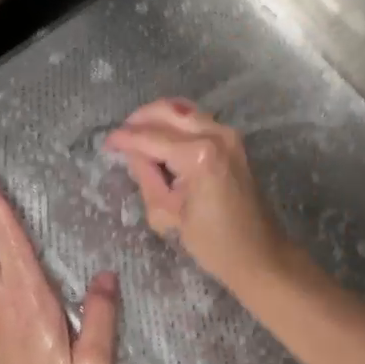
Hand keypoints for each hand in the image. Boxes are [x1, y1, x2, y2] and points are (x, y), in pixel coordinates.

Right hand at [105, 98, 290, 289]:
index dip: (124, 139)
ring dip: (158, 119)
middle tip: (121, 137)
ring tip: (138, 138)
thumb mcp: (166, 213)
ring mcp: (227, 134)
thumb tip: (132, 152)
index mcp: (198, 155)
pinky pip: (196, 119)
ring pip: (182, 110)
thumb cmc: (212, 243)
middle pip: (167, 110)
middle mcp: (215, 134)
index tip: (106, 143)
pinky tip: (161, 140)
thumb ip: (146, 175)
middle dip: (139, 120)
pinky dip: (175, 124)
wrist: (258, 253)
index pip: (150, 137)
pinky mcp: (233, 140)